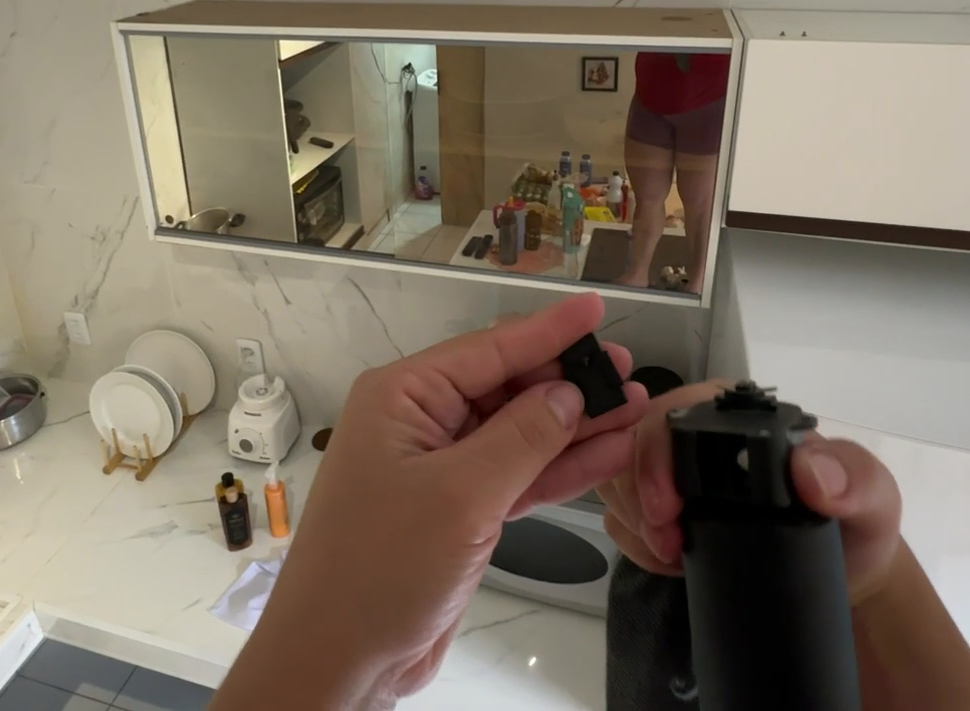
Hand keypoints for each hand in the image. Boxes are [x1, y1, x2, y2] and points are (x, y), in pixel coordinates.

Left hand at [217, 293, 648, 708]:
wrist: (338, 660)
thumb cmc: (381, 568)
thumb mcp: (459, 495)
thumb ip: (521, 438)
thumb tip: (567, 393)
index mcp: (404, 395)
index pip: (489, 349)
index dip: (548, 330)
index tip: (595, 310)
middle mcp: (421, 419)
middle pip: (507, 386)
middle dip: (567, 381)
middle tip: (627, 372)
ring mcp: (441, 464)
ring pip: (519, 431)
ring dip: (573, 425)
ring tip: (631, 407)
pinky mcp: (458, 507)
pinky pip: (516, 474)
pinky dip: (558, 467)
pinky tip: (605, 453)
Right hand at [597, 382, 902, 603]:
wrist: (842, 578)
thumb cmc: (853, 526)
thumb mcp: (871, 496)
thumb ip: (852, 475)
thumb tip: (807, 471)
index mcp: (728, 413)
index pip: (668, 412)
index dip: (655, 455)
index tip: (667, 512)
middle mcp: (691, 433)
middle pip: (629, 443)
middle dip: (636, 495)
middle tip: (666, 545)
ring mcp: (671, 471)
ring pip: (616, 475)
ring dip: (631, 517)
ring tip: (668, 553)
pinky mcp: (662, 508)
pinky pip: (620, 514)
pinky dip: (633, 538)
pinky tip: (665, 557)